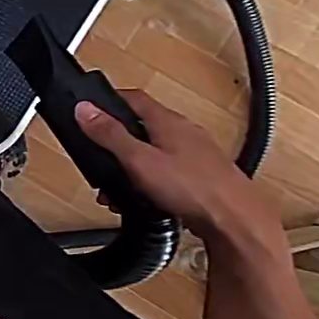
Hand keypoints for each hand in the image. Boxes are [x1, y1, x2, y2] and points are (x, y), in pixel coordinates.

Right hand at [73, 90, 283, 253]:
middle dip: (117, 142)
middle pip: (142, 127)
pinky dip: (148, 182)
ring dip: (132, 167)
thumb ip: (110, 135)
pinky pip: (166, 173)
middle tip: (99, 153)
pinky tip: (143, 200)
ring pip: (154, 152)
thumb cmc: (193, 188)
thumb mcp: (139, 160)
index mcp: (168, 121)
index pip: (133, 98)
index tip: (92, 105)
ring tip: (117, 188)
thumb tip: (84, 109)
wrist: (233, 221)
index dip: (109, 100)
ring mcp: (195, 155)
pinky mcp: (200, 177)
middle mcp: (184, 133)